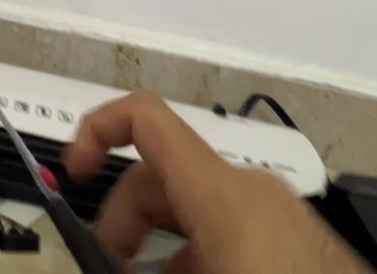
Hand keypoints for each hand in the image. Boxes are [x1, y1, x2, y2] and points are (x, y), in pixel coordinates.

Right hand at [64, 92, 368, 273]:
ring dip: (159, 245)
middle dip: (122, 217)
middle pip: (162, 172)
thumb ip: (128, 263)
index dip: (95, 130)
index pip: (144, 117)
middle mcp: (253, 191)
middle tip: (104, 263)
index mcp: (224, 192)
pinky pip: (233, 230)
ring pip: (197, 207)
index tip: (72, 173)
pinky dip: (198, 253)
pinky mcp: (305, 246)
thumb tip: (95, 258)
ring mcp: (283, 217)